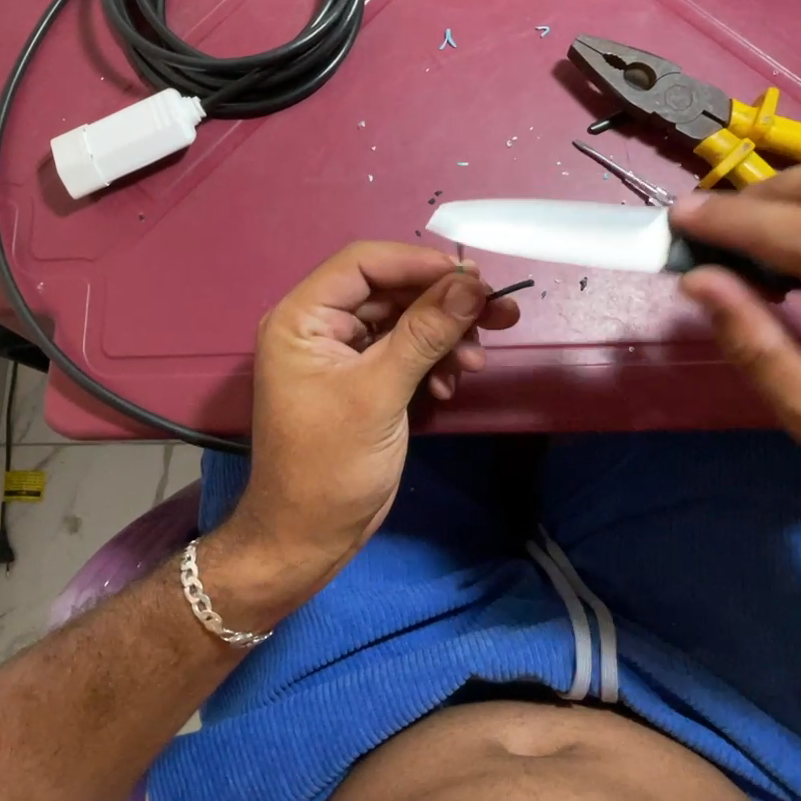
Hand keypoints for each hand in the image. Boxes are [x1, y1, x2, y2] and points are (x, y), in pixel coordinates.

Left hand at [229, 242, 520, 598]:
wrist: (310, 537)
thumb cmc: (331, 465)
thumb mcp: (380, 393)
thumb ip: (425, 333)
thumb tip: (470, 283)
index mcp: (302, 318)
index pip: (362, 264)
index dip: (417, 263)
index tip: (471, 276)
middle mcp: (318, 326)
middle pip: (390, 291)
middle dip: (443, 302)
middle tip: (498, 310)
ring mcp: (341, 354)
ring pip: (403, 321)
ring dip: (445, 335)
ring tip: (478, 359)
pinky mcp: (363, 379)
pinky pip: (404, 351)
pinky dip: (433, 361)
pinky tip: (451, 384)